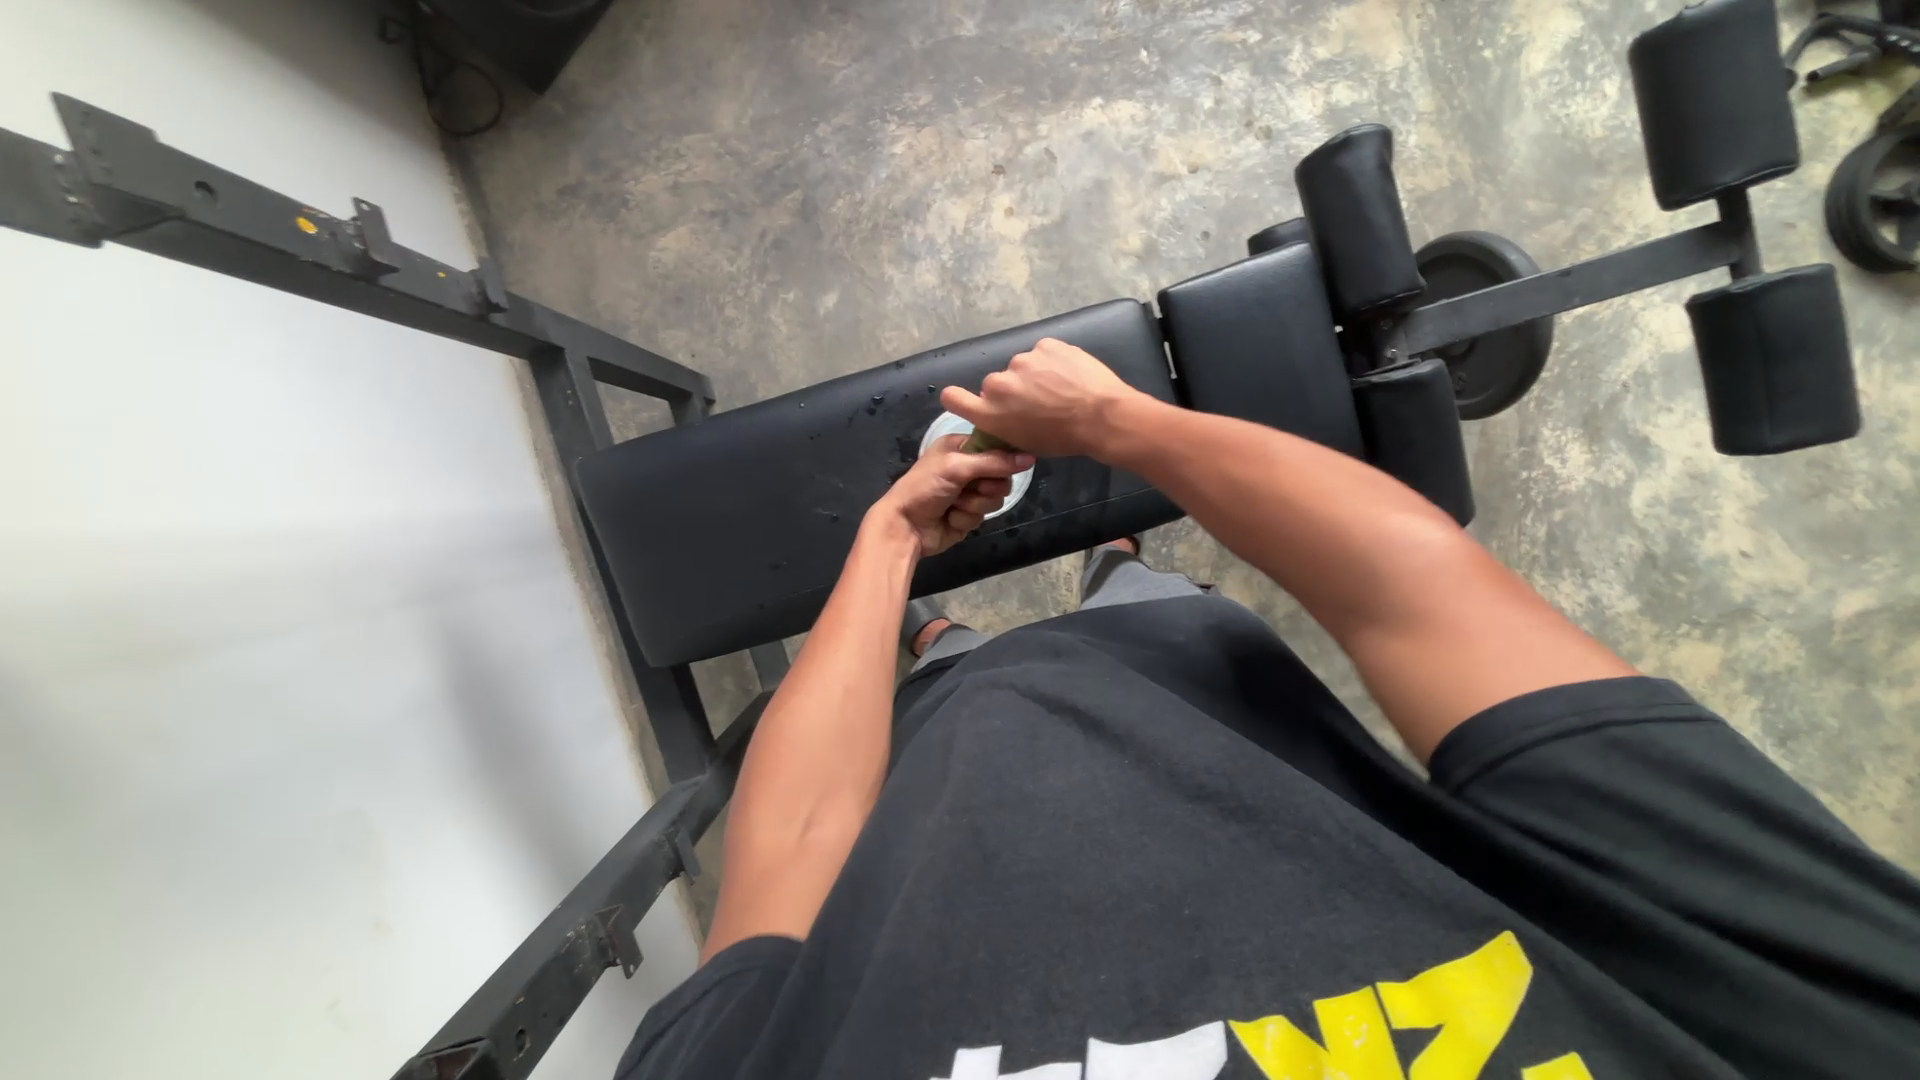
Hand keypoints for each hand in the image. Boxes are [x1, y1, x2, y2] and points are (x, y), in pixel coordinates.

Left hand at [868, 435, 1034, 555]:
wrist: (905, 527)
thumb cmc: (924, 488)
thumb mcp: (957, 467)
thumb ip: (994, 462)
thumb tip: (1030, 459)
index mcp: (960, 447)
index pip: (996, 448)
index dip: (1002, 460)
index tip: (1002, 468)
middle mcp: (966, 468)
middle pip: (1001, 476)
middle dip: (988, 487)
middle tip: (974, 489)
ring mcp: (968, 493)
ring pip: (994, 499)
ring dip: (975, 504)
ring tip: (955, 505)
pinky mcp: (967, 515)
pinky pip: (983, 516)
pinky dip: (966, 518)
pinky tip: (950, 518)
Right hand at [939, 338, 1144, 457]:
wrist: (1101, 417)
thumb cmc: (1064, 439)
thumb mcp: (1026, 444)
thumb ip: (1005, 426)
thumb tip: (1005, 417)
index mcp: (990, 413)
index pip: (953, 398)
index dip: (959, 397)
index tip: (972, 399)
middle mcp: (998, 384)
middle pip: (996, 383)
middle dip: (1012, 390)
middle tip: (1038, 401)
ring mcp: (1021, 361)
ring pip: (1021, 367)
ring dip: (1034, 374)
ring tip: (1060, 388)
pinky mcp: (1044, 345)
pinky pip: (1042, 353)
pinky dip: (1053, 362)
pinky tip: (1070, 374)